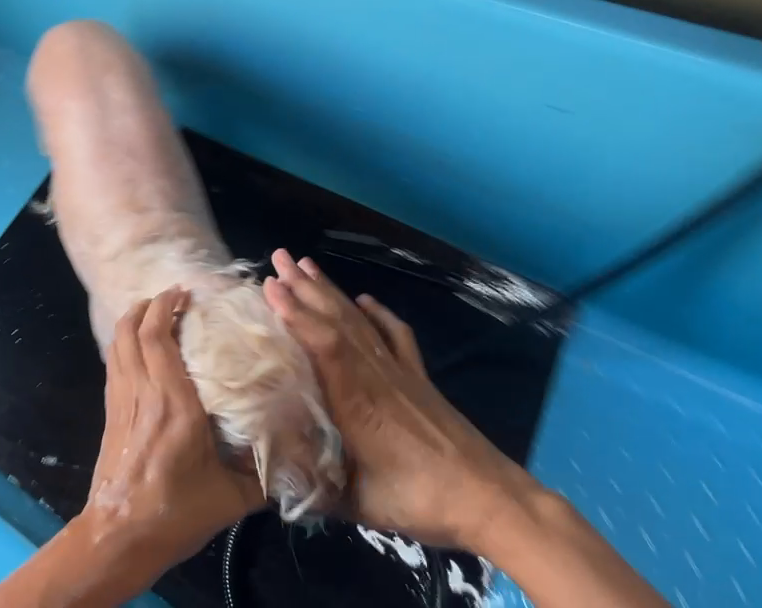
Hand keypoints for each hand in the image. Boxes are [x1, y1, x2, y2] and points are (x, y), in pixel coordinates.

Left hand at [77, 289, 265, 576]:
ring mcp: (121, 400)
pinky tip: (139, 346)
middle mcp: (143, 392)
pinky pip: (114, 362)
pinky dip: (124, 342)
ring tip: (155, 310)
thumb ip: (264, 473)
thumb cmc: (176, 514)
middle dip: (150, 304)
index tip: (186, 292)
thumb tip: (295, 451)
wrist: (119, 535)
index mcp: (173, 404)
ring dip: (133, 319)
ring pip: (118, 342)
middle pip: (134, 330)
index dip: (167, 307)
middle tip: (174, 295)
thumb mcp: (232, 499)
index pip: (159, 338)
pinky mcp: (111, 412)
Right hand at [263, 250, 531, 549]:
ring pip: (360, 322)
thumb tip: (270, 479)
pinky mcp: (420, 379)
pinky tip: (365, 299)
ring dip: (331, 291)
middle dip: (305, 287)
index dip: (295, 314)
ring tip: (306, 265)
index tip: (269, 286)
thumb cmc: (421, 500)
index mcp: (355, 401)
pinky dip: (379, 314)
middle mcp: (375, 376)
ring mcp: (400, 373)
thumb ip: (314, 488)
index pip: (323, 344)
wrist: (492, 500)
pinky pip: (396, 336)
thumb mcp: (359, 504)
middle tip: (278, 257)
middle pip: (337, 320)